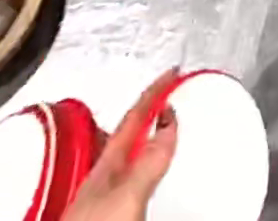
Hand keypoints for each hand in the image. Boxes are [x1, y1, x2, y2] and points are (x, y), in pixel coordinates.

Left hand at [61, 68, 180, 220]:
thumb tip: (169, 120)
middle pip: (130, 137)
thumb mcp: (126, 197)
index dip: (154, 91)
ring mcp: (105, 206)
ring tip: (166, 135)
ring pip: (131, 163)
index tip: (173, 71)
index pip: (134, 117)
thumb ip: (148, 160)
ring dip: (149, 144)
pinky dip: (149, 175)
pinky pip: (136, 188)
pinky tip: (154, 188)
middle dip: (150, 114)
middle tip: (171, 97)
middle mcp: (105, 182)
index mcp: (107, 166)